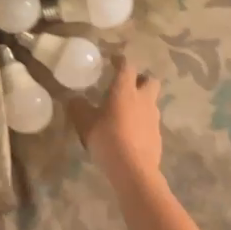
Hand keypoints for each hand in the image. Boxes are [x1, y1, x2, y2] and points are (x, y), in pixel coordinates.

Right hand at [70, 56, 163, 184]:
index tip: (113, 59)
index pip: (127, 67)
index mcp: (125, 91)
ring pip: (151, 101)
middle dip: (140, 79)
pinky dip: (142, 121)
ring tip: (124, 111)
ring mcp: (154, 118)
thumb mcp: (85, 124)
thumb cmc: (108, 140)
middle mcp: (143, 100)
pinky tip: (129, 132)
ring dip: (141, 101)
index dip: (120, 60)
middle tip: (126, 86)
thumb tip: (72, 99)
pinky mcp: (157, 135)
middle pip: (150, 81)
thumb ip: (78, 108)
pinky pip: (150, 121)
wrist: (134, 170)